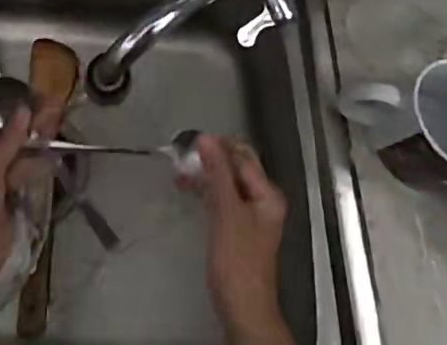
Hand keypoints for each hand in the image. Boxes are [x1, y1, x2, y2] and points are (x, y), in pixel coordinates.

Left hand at [0, 108, 34, 344]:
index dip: (2, 107)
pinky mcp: (7, 194)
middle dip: (23, 123)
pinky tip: (52, 149)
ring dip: (33, 140)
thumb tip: (24, 108)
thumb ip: (8, 140)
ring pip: (15, 153)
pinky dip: (35, 161)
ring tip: (55, 120)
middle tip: (47, 104)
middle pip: (1, 135)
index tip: (25, 93)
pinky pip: (21, 171)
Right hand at [192, 134, 294, 344]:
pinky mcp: (236, 226)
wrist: (242, 309)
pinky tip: (187, 189)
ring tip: (179, 174)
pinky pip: (221, 196)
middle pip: (235, 166)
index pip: (241, 155)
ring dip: (204, 174)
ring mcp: (250, 214)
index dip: (217, 146)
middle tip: (182, 158)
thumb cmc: (236, 260)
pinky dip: (205, 190)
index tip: (188, 144)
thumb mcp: (226, 211)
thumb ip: (217, 173)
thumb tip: (206, 138)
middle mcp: (262, 199)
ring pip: (225, 180)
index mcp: (267, 194)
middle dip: (209, 159)